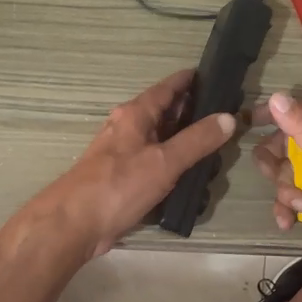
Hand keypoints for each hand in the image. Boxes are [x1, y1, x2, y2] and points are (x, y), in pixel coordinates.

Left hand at [30, 70, 234, 258]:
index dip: (191, 80)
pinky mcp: (122, 178)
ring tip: (217, 146)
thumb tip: (228, 117)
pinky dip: (173, 163)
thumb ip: (197, 140)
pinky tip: (191, 176)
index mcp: (136, 114)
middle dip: (193, 111)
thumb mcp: (164, 161)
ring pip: (160, 138)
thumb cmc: (118, 186)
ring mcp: (123, 153)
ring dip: (184, 140)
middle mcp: (128, 127)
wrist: (73, 224)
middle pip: (165, 112)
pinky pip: (153, 162)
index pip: (168, 87)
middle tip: (227, 115)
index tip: (218, 77)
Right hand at [251, 91, 301, 271]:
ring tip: (301, 207)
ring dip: (285, 191)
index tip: (247, 121)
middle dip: (277, 165)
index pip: (297, 110)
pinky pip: (287, 195)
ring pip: (282, 172)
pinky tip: (289, 222)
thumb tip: (277, 97)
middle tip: (281, 177)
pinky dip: (285, 208)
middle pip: (283, 144)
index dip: (272, 114)